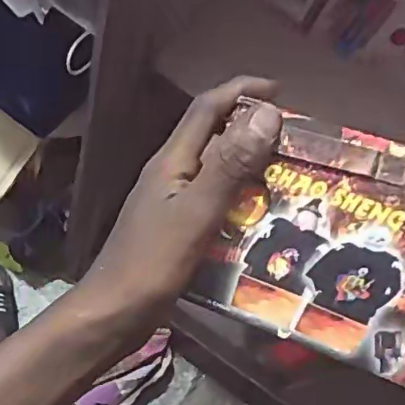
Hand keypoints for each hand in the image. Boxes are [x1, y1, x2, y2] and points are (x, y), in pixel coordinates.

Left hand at [71, 76, 281, 333]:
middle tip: (291, 142)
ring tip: (283, 177)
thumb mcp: (196, 212)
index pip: (206, 108)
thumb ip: (229, 165)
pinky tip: (255, 218)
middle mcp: (167, 176)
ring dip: (244, 166)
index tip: (281, 93)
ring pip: (211, 171)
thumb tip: (267, 112)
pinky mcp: (171, 232)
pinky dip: (234, 200)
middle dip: (249, 129)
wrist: (113, 313)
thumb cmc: (151, 263)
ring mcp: (167, 205)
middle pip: (210, 137)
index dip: (241, 91)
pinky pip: (209, 203)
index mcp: (170, 162)